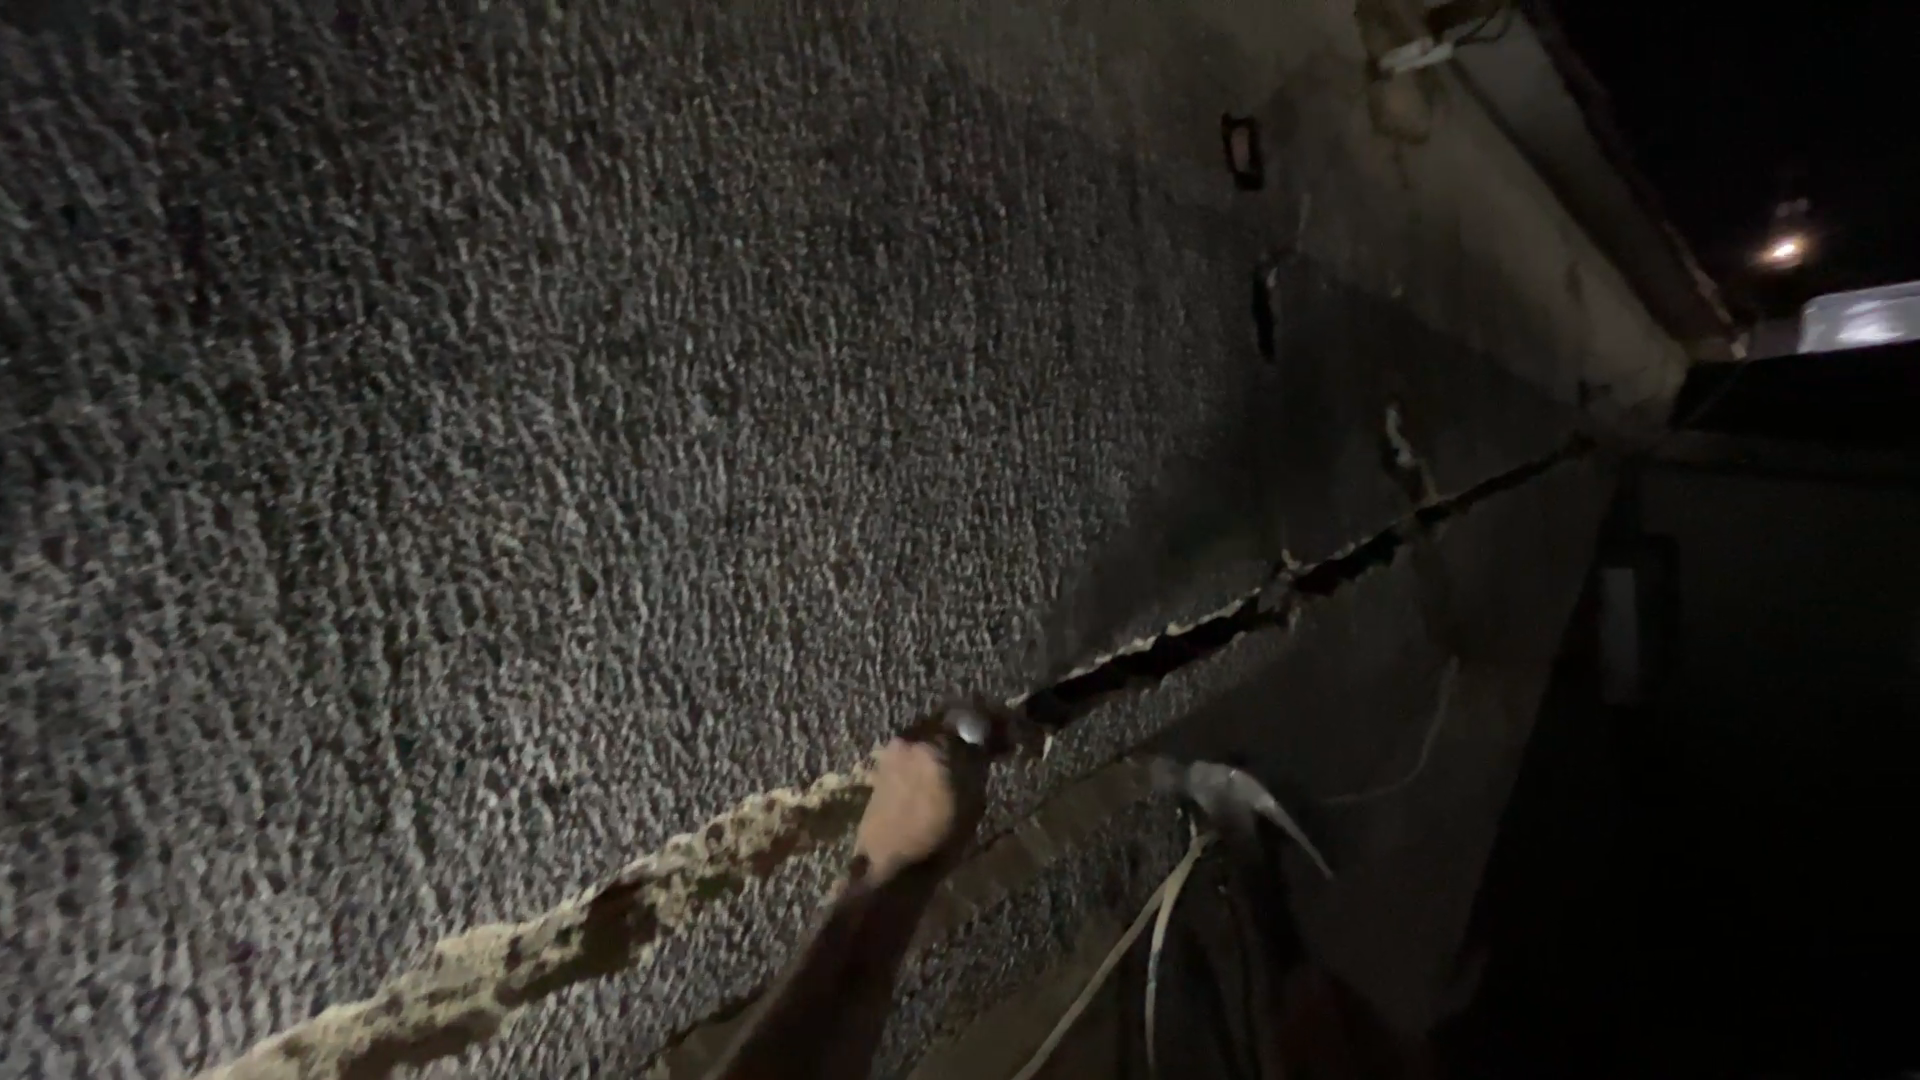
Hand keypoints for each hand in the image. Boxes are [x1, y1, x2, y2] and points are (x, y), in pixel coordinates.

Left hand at [851, 716, 990, 886]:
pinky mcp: (885, 761)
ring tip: (968, 755)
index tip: (1009, 732)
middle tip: (992, 740)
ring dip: (953, 736)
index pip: (974, 714)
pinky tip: (943, 766)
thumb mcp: (973, 800)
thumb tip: (992, 739)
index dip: (996, 720)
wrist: (890, 864)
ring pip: (933, 729)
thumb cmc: (939, 839)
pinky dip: (934, 749)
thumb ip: (980, 760)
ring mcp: (896, 747)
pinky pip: (917, 744)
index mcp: (939, 745)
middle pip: (951, 716)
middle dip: (974, 724)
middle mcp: (914, 737)